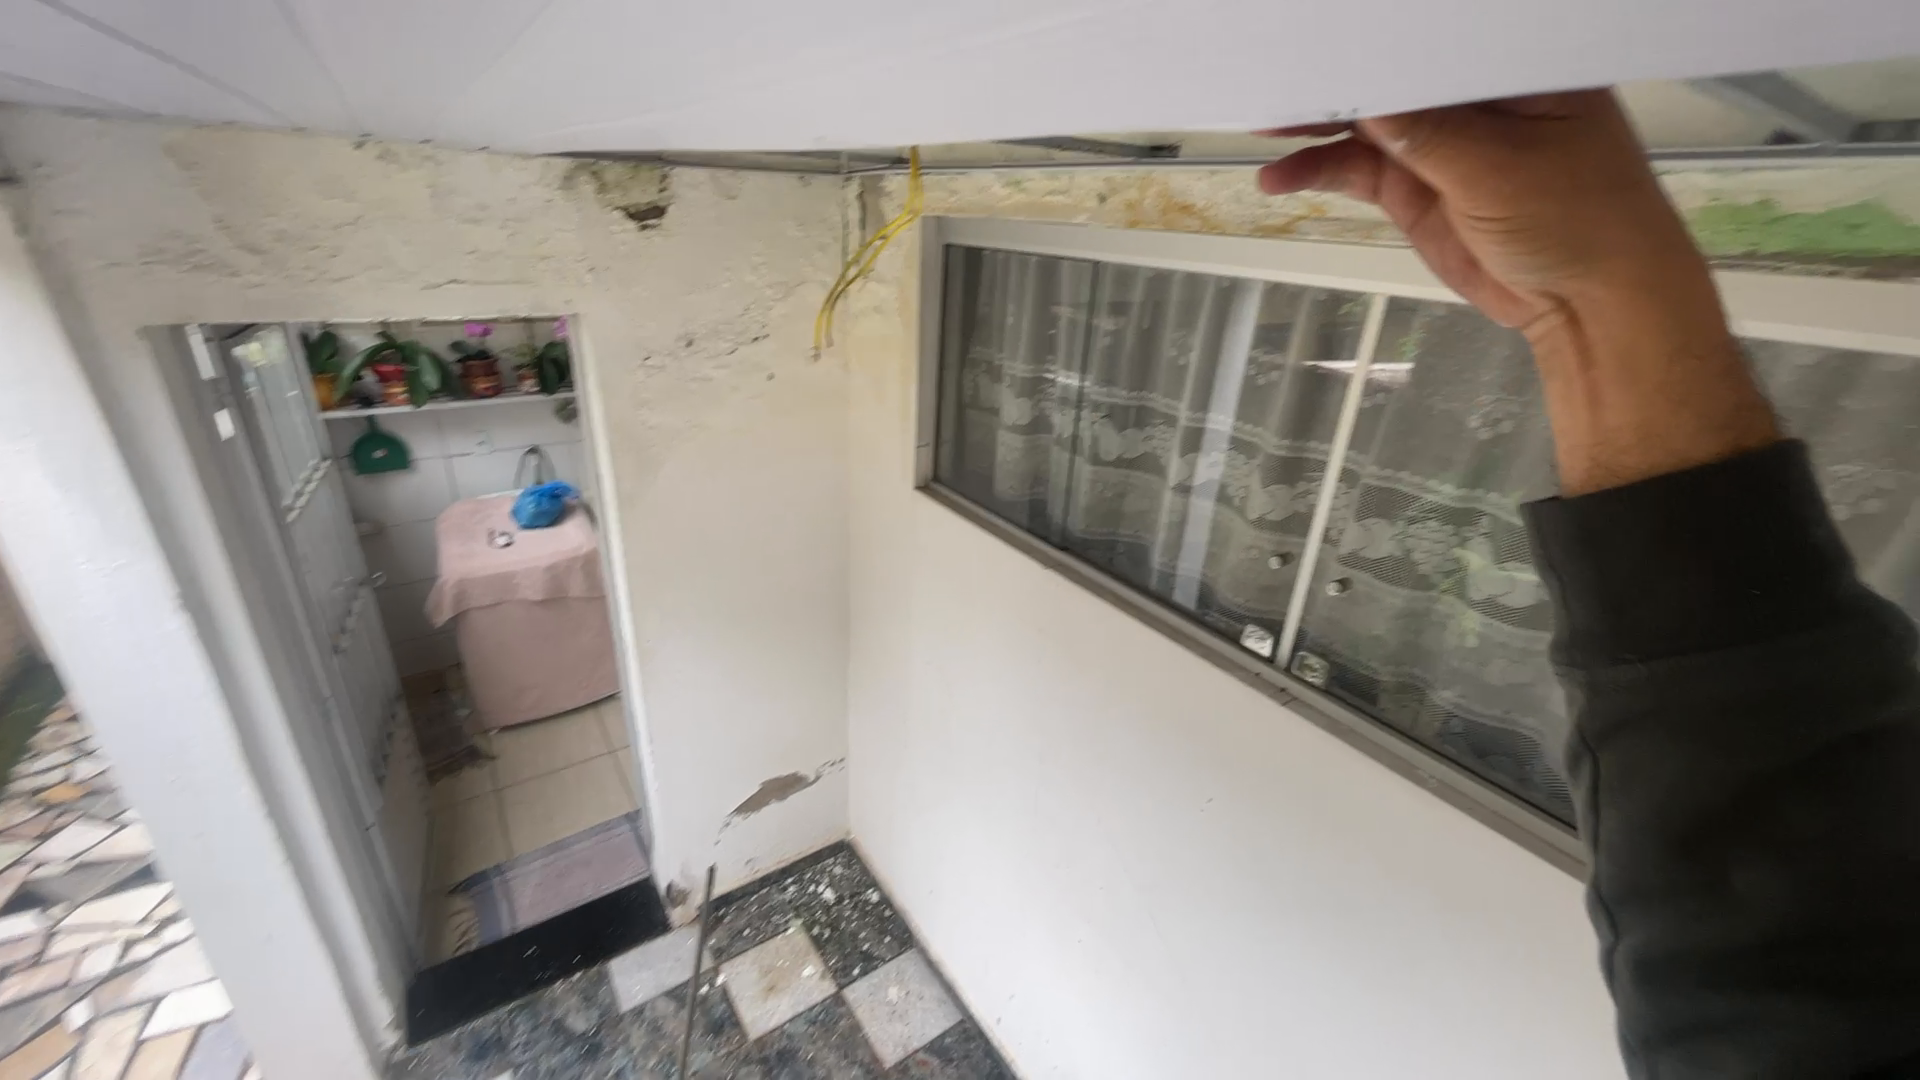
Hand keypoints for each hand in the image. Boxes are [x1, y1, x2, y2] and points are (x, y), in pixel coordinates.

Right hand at [1258, 90, 1778, 493]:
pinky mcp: (1412, 187)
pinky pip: (1355, 171)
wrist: (1578, 296)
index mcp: (1513, 66)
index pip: (1436, 42)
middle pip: (1390, 81)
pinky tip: (1281, 178)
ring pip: (1363, 127)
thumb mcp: (1498, 166)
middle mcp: (1470, 97)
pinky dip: (1318, 173)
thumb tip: (1365, 97)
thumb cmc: (1574, 215)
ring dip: (1314, 129)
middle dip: (1335, 81)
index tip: (1327, 39)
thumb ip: (1428, 132)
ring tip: (1262, 130)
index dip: (1379, 40)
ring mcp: (1437, 144)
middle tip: (1275, 82)